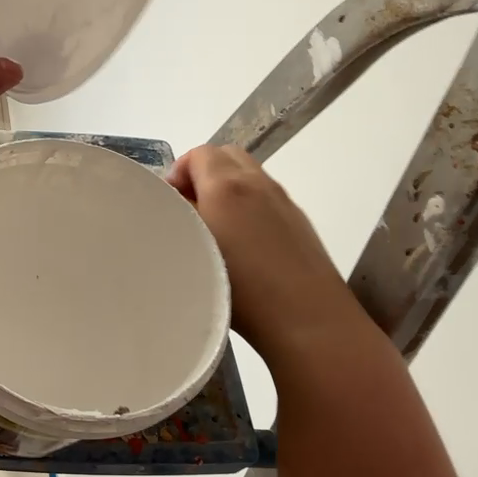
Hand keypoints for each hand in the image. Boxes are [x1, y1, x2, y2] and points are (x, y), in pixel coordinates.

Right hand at [165, 145, 368, 364]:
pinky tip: (242, 250)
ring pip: (249, 178)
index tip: (169, 204)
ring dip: (226, 192)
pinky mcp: (301, 225)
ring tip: (214, 233)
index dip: (178, 172)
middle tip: (188, 211)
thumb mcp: (188, 246)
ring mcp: (286, 203)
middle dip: (202, 175)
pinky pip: (266, 201)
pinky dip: (248, 209)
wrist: (309, 323)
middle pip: (227, 156)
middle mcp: (260, 184)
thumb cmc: (237, 287)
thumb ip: (177, 214)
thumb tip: (175, 202)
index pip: (198, 153)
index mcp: (227, 184)